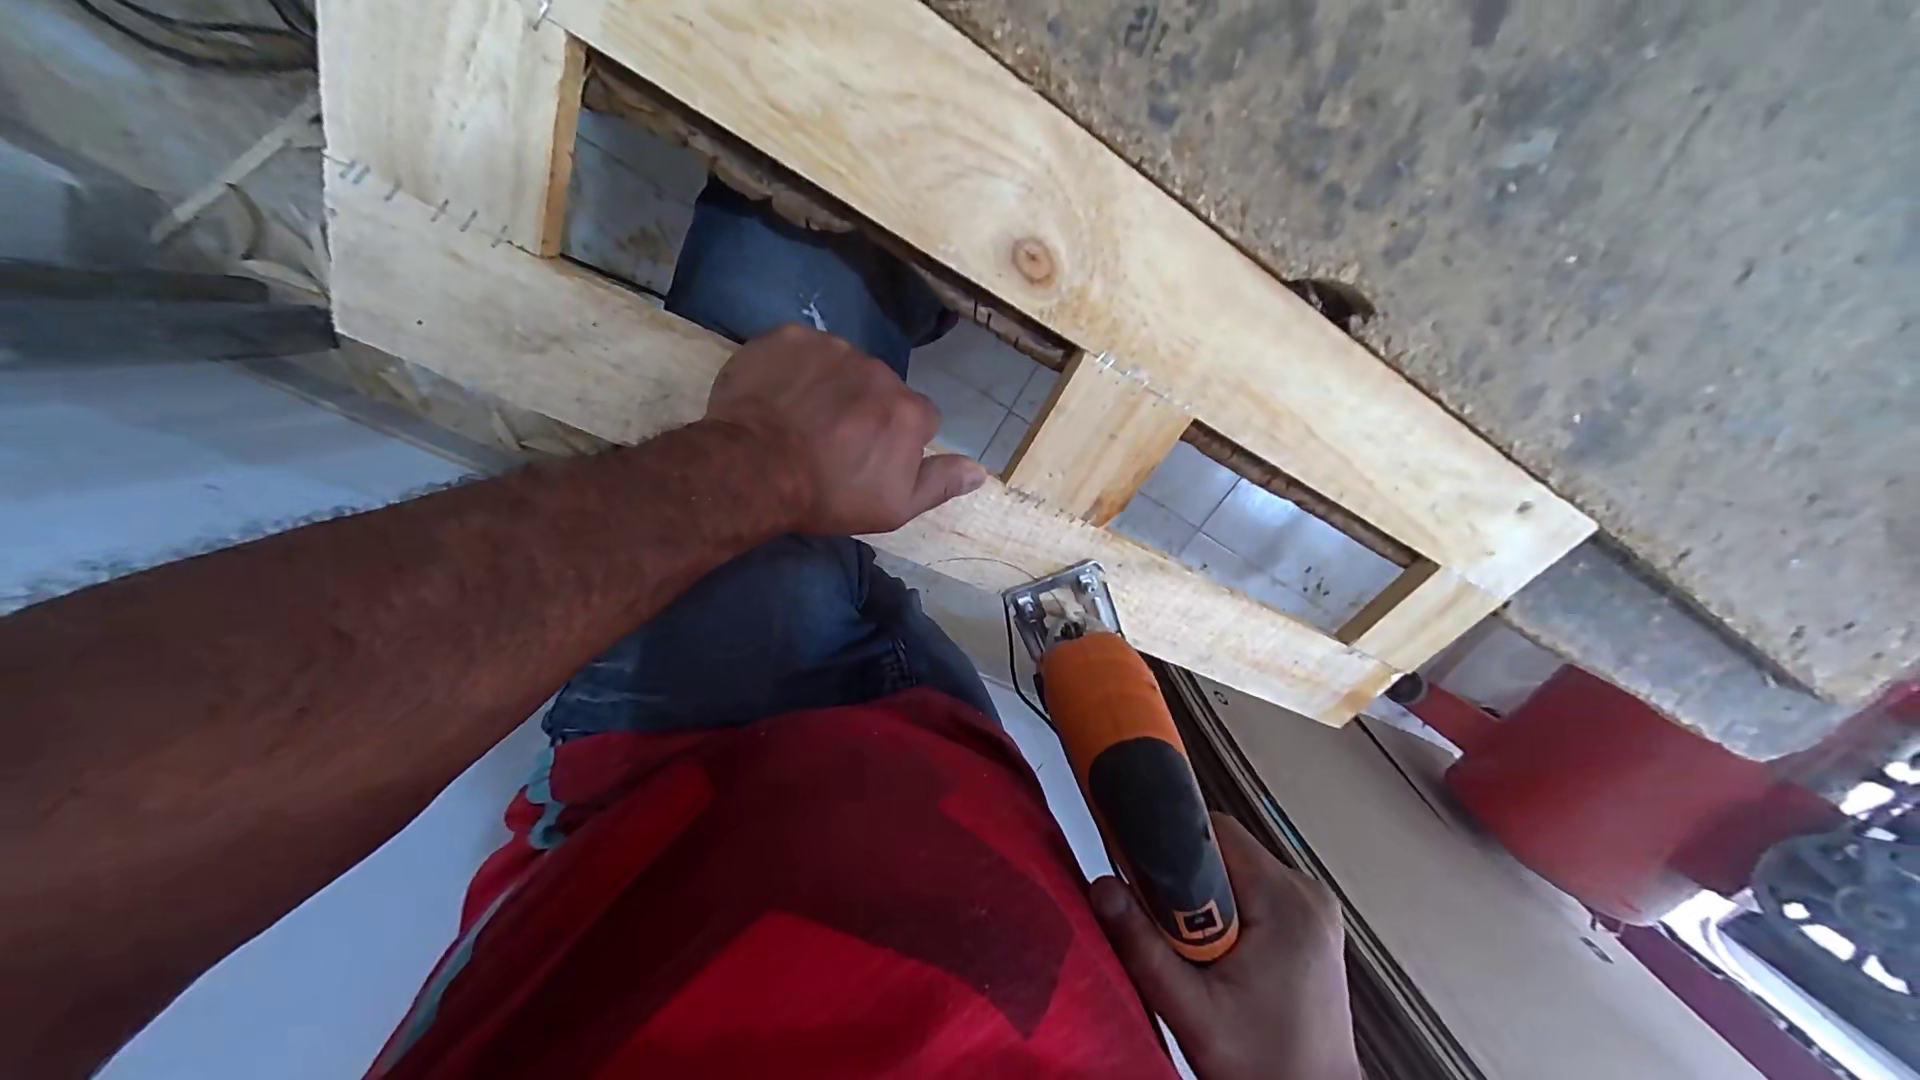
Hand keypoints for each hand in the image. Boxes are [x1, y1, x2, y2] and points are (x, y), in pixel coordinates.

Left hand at [704, 325, 986, 534]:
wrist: (752, 470)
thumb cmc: (829, 495)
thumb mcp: (895, 506)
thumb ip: (941, 483)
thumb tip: (981, 470)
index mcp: (910, 410)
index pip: (920, 417)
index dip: (899, 439)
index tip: (871, 457)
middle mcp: (880, 370)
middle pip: (882, 389)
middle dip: (866, 409)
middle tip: (833, 440)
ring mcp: (833, 348)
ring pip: (844, 365)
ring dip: (832, 386)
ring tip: (802, 417)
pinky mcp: (791, 337)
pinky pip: (803, 349)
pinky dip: (796, 368)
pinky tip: (778, 394)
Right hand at [1090, 813, 1361, 1079]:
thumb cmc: (1268, 1069)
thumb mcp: (1192, 1013)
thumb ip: (1142, 948)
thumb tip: (1103, 890)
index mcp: (1287, 904)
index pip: (1212, 830)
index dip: (1171, 846)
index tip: (1146, 874)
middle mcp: (1305, 895)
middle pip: (1220, 845)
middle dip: (1185, 877)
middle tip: (1171, 928)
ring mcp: (1309, 906)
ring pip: (1231, 864)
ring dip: (1202, 892)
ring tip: (1198, 946)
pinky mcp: (1304, 919)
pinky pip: (1249, 884)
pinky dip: (1223, 904)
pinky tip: (1218, 947)